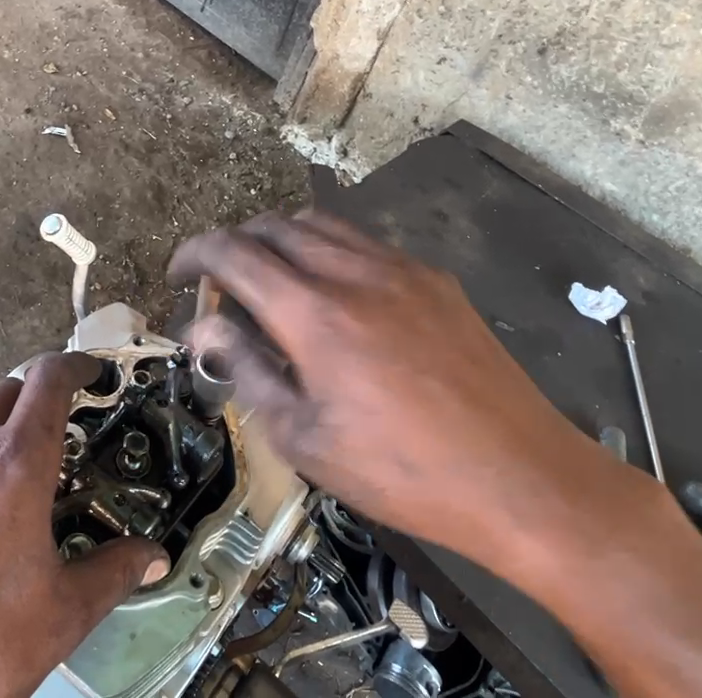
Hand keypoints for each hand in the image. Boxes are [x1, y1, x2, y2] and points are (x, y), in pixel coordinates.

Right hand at [170, 211, 616, 562]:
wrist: (522, 478)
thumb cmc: (401, 473)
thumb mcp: (305, 439)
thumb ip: (248, 371)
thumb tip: (204, 330)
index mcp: (313, 314)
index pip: (233, 253)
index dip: (195, 254)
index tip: (179, 275)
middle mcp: (353, 273)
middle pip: (274, 225)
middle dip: (234, 244)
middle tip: (223, 286)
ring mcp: (400, 269)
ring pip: (321, 224)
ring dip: (281, 240)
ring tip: (272, 282)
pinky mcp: (435, 280)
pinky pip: (364, 243)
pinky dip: (328, 251)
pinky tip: (336, 296)